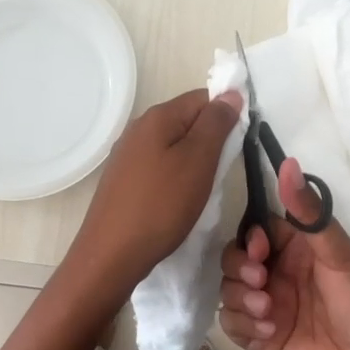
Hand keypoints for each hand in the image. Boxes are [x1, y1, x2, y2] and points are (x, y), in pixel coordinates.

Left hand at [71, 89, 242, 289]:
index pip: (203, 97)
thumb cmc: (161, 205)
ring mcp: (127, 155)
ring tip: (203, 189)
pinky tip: (178, 200)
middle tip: (223, 171)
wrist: (110, 256)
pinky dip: (175, 177)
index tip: (239, 144)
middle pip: (187, 120)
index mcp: (157, 117)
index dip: (226, 114)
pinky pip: (159, 165)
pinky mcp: (122, 180)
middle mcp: (138, 128)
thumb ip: (216, 123)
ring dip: (194, 160)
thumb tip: (230, 93)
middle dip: (211, 140)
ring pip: (173, 144)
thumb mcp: (198, 161)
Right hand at [218, 158, 349, 349]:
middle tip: (260, 281)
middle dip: (239, 266)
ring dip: (240, 297)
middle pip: (235, 257)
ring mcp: (269, 308)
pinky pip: (231, 324)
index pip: (258, 229)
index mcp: (299, 248)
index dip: (250, 236)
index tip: (259, 249)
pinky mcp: (261, 341)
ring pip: (228, 289)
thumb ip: (309, 213)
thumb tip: (287, 162)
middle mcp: (280, 274)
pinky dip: (242, 324)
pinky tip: (269, 332)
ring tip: (268, 312)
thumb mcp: (340, 256)